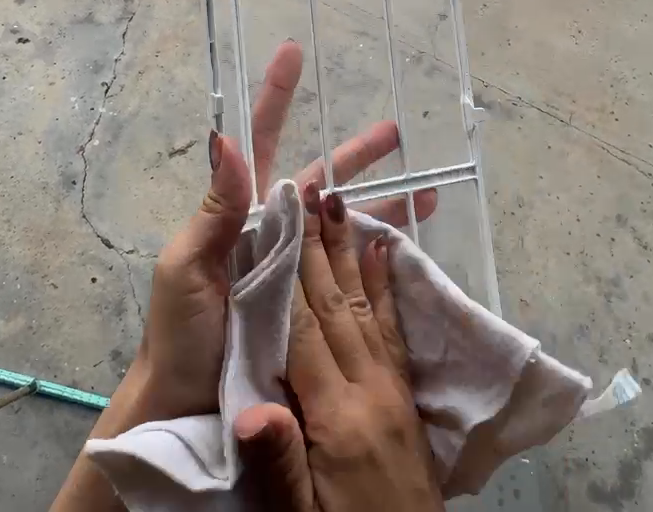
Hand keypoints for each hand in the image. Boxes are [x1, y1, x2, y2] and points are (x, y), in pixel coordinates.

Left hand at [128, 40, 436, 422]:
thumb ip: (214, 209)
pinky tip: (410, 246)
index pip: (262, 142)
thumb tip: (227, 139)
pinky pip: (351, 269)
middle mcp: (273, 233)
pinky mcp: (315, 305)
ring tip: (429, 191)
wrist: (185, 407)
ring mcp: (296, 269)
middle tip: (397, 132)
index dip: (276, 97)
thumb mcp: (186, 266)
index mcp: (240, 214)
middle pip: (320, 180)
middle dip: (357, 154)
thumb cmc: (180, 333)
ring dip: (384, 204)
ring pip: (345, 224)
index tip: (293, 53)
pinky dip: (381, 254)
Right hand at [236, 186, 443, 511]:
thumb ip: (278, 462)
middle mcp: (367, 390)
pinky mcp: (403, 395)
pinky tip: (385, 253)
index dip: (287, 276)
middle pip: (334, 306)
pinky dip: (385, 287)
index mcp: (335, 417)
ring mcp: (390, 389)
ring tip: (341, 203)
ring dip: (349, 252)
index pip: (303, 333)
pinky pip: (392, 331)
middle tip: (309, 189)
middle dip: (317, 246)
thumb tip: (249, 411)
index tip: (278, 224)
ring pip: (363, 306)